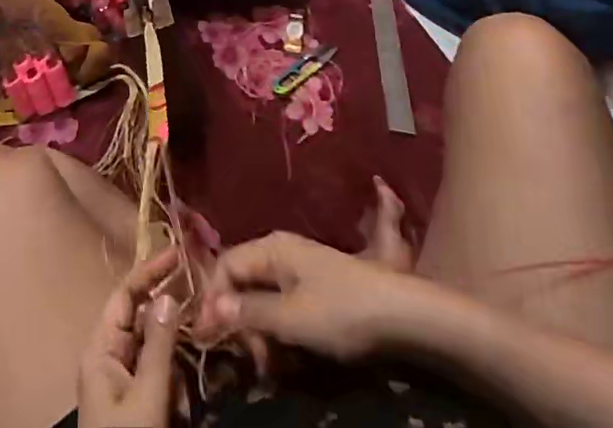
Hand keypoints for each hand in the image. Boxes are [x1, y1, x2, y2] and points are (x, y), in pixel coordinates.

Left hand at [79, 247, 181, 427]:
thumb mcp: (146, 397)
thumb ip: (159, 344)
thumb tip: (168, 295)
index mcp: (100, 349)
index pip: (124, 295)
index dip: (150, 270)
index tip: (180, 252)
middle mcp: (109, 356)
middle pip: (140, 314)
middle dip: (168, 305)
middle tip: (201, 288)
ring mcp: (123, 378)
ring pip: (153, 341)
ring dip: (175, 340)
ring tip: (198, 332)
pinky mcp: (137, 398)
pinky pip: (158, 368)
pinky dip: (175, 367)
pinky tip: (188, 378)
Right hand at [195, 231, 435, 361]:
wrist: (402, 315)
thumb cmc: (342, 310)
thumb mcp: (291, 317)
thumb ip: (248, 311)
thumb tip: (211, 308)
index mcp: (272, 247)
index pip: (226, 265)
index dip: (214, 300)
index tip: (211, 337)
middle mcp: (282, 252)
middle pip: (243, 283)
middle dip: (240, 322)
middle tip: (252, 359)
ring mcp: (300, 271)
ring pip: (262, 300)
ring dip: (261, 333)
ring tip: (271, 365)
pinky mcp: (315, 291)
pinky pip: (283, 308)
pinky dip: (280, 333)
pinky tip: (288, 357)